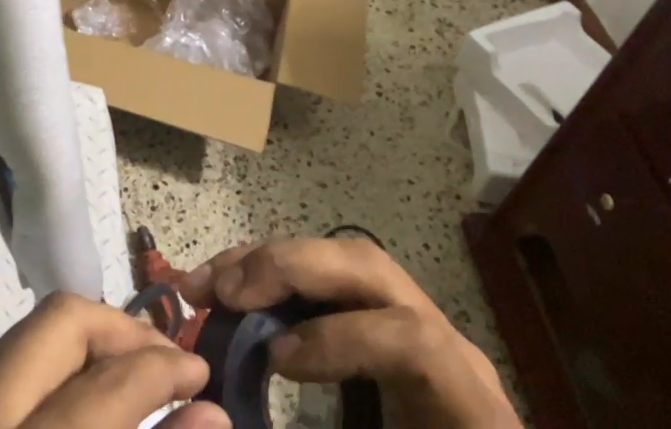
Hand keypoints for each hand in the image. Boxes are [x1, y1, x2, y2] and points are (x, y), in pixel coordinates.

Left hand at [0, 292, 228, 428]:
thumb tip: (210, 413)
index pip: (106, 385)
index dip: (165, 370)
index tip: (202, 373)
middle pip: (61, 321)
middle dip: (126, 331)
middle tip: (172, 361)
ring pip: (36, 329)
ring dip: (95, 342)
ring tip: (142, 372)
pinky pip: (17, 356)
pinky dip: (64, 362)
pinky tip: (96, 390)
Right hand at [179, 239, 519, 428]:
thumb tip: (239, 419)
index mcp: (464, 402)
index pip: (411, 340)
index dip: (336, 339)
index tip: (276, 363)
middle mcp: (445, 343)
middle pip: (368, 267)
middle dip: (287, 268)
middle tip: (222, 293)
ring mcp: (414, 320)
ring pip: (341, 258)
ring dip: (265, 262)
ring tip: (206, 285)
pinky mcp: (383, 317)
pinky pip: (326, 275)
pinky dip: (271, 274)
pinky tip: (230, 292)